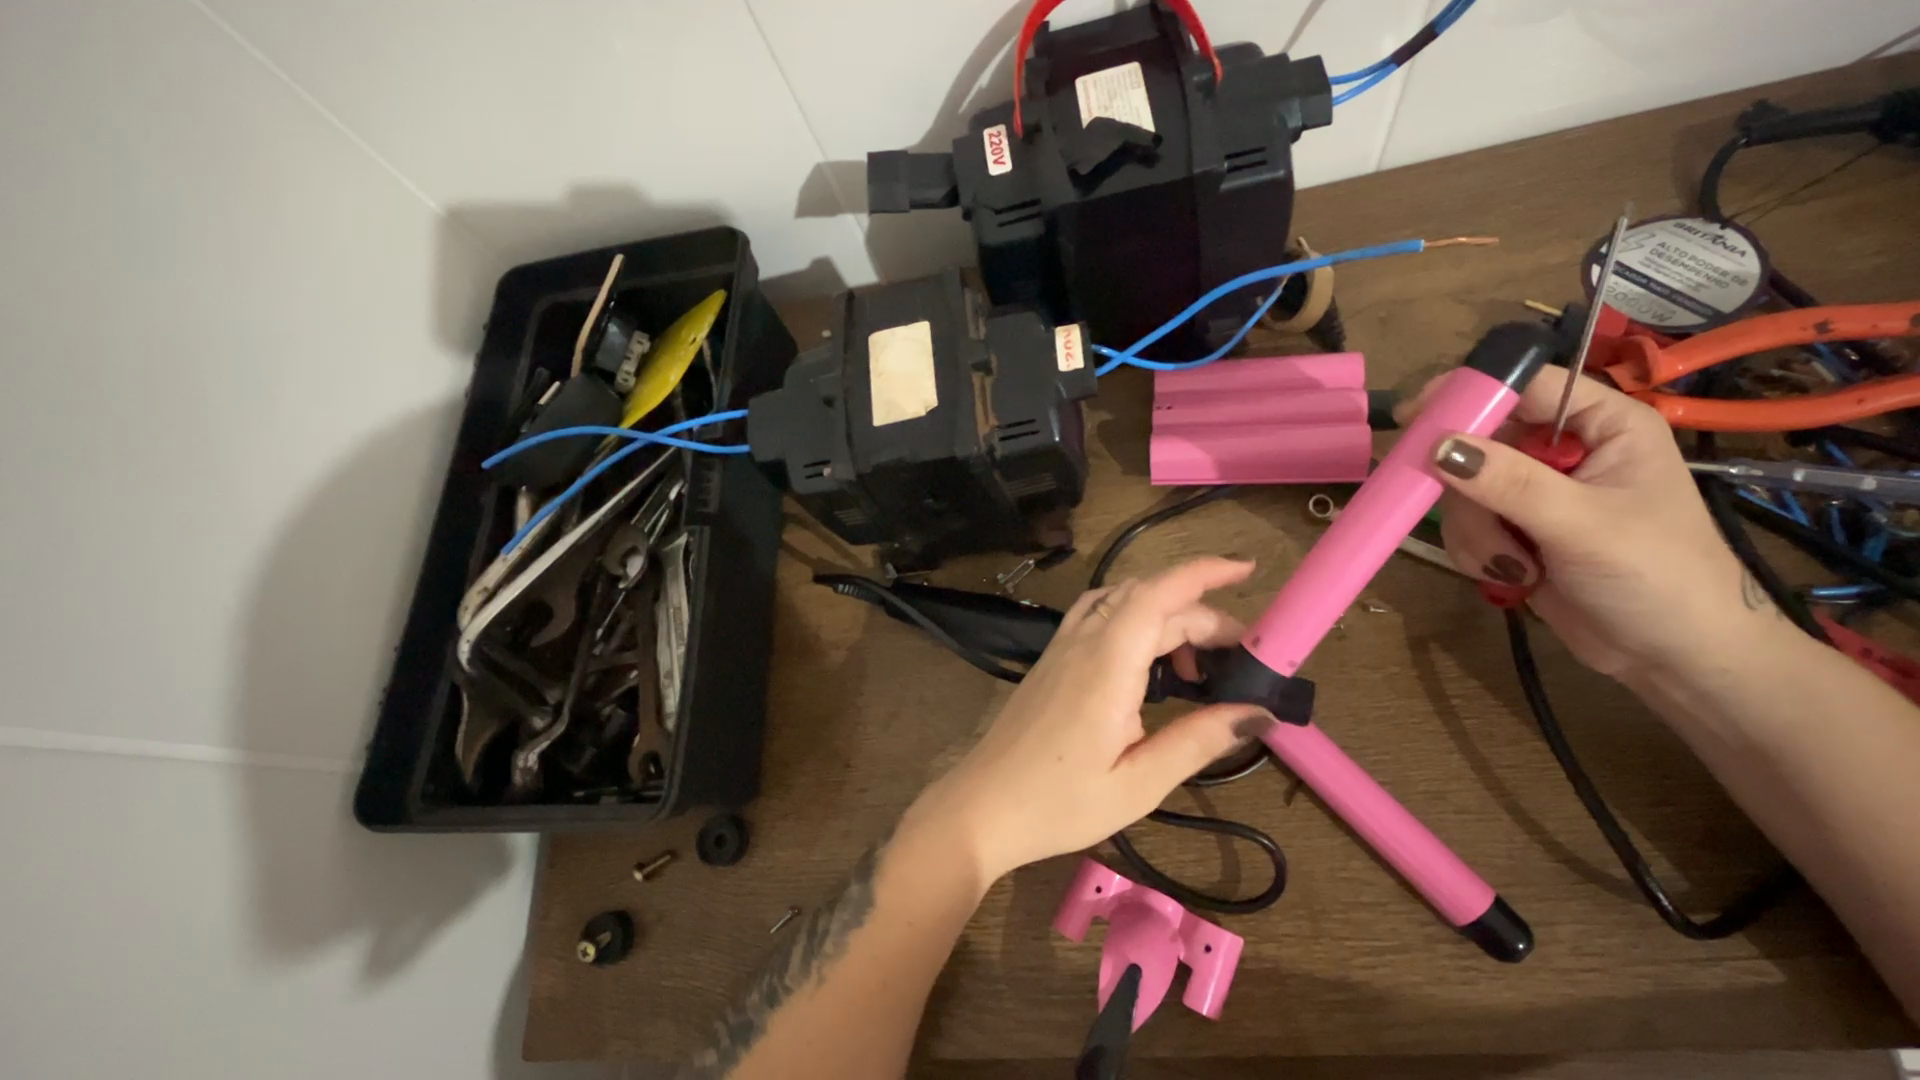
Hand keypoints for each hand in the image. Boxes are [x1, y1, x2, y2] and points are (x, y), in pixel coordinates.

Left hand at [907, 558, 1274, 883]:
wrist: (981, 809)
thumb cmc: (1059, 804)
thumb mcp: (1139, 783)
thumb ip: (1199, 740)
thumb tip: (1258, 713)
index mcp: (1107, 664)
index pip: (1159, 594)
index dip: (1204, 572)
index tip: (1248, 569)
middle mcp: (1083, 642)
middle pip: (1148, 599)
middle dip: (1201, 616)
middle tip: (1240, 661)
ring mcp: (1061, 648)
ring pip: (1120, 602)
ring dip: (1166, 614)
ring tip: (1197, 664)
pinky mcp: (1051, 661)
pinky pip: (1098, 616)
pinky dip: (1134, 620)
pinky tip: (1148, 660)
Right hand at [1419, 365, 1781, 679]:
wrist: (1675, 656)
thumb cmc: (1657, 577)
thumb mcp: (1582, 525)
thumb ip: (1509, 483)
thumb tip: (1438, 446)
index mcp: (1604, 425)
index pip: (1526, 385)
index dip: (1470, 394)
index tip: (1414, 418)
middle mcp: (1566, 450)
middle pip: (1480, 441)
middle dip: (1470, 489)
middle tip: (1475, 518)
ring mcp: (1536, 493)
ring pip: (1464, 489)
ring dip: (1476, 531)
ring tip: (1515, 565)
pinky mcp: (1516, 531)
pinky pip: (1465, 524)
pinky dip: (1476, 552)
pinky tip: (1514, 576)